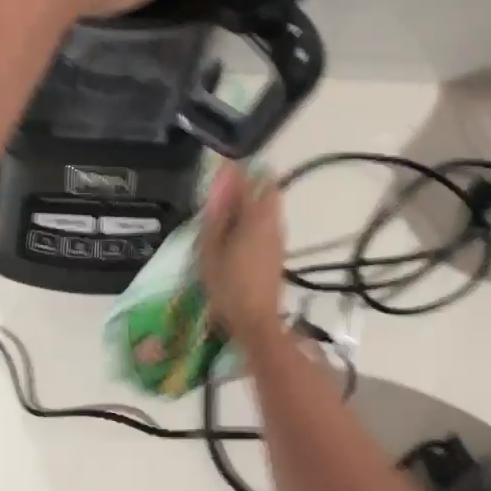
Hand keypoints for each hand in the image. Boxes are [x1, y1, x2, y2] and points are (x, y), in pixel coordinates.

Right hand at [201, 163, 286, 347]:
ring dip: (251, 203)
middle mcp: (273, 222)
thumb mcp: (211, 248)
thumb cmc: (228, 286)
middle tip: (222, 195)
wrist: (256, 322)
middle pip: (267, 189)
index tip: (216, 168)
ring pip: (269, 206)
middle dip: (248, 184)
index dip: (234, 169)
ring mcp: (279, 237)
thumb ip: (217, 212)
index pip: (249, 178)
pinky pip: (268, 223)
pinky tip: (235, 235)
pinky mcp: (278, 252)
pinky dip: (253, 220)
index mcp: (256, 217)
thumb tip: (221, 178)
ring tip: (224, 216)